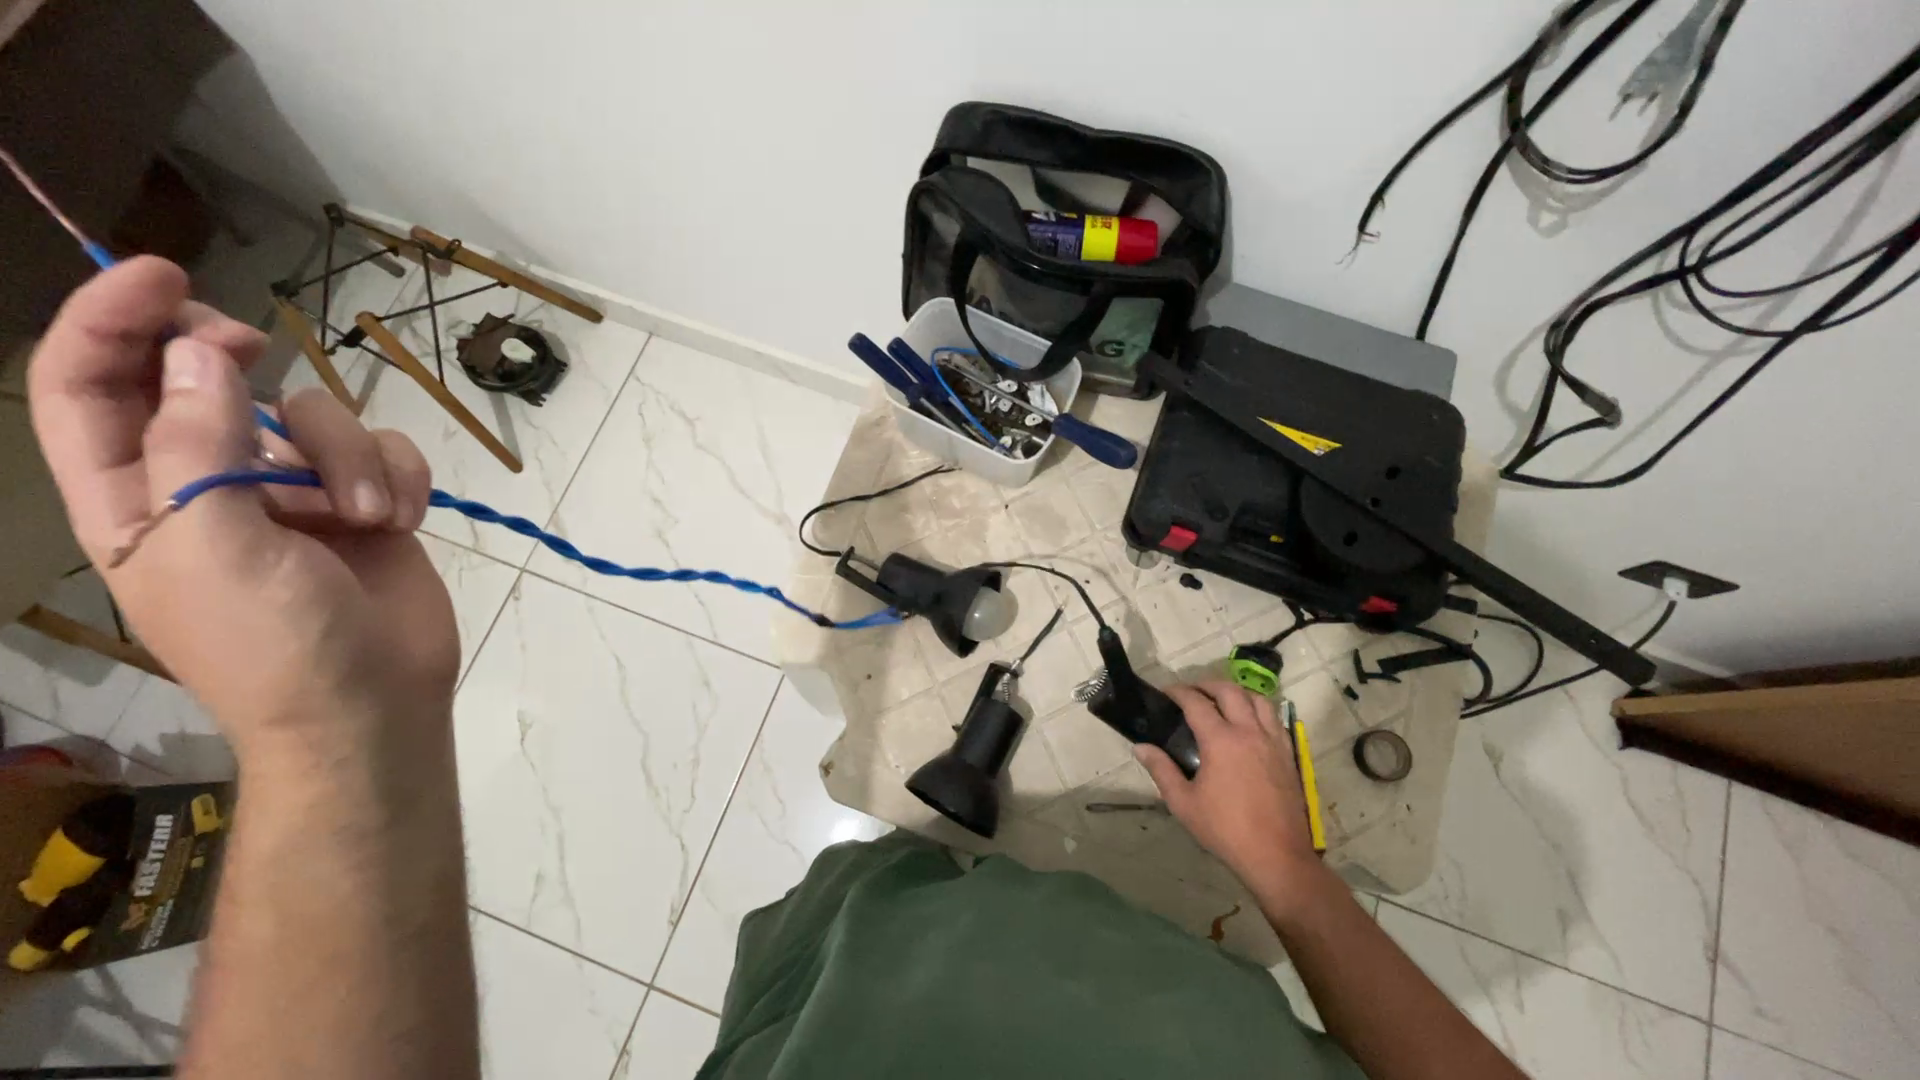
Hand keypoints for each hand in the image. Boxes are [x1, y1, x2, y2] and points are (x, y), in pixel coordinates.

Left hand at [27, 257, 458, 764]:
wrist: (374, 703)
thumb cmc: (275, 642)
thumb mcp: (212, 545)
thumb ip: (197, 443)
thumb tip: (198, 351)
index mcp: (136, 496)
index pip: (90, 387)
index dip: (110, 321)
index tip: (163, 274)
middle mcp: (214, 483)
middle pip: (203, 380)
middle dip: (230, 359)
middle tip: (254, 348)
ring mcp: (299, 494)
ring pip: (319, 415)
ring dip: (348, 455)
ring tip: (369, 516)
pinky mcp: (371, 503)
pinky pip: (387, 452)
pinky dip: (402, 477)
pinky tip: (404, 520)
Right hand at [1135, 681, 1327, 906]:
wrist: (1276, 854)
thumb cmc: (1225, 829)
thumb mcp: (1183, 803)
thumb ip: (1161, 770)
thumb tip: (1140, 747)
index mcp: (1221, 740)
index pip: (1196, 703)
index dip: (1179, 692)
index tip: (1166, 692)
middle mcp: (1249, 732)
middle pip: (1229, 691)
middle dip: (1207, 684)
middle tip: (1192, 692)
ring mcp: (1273, 741)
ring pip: (1258, 699)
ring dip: (1237, 693)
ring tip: (1222, 701)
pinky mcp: (1288, 754)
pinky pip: (1275, 719)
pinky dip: (1259, 710)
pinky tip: (1249, 724)